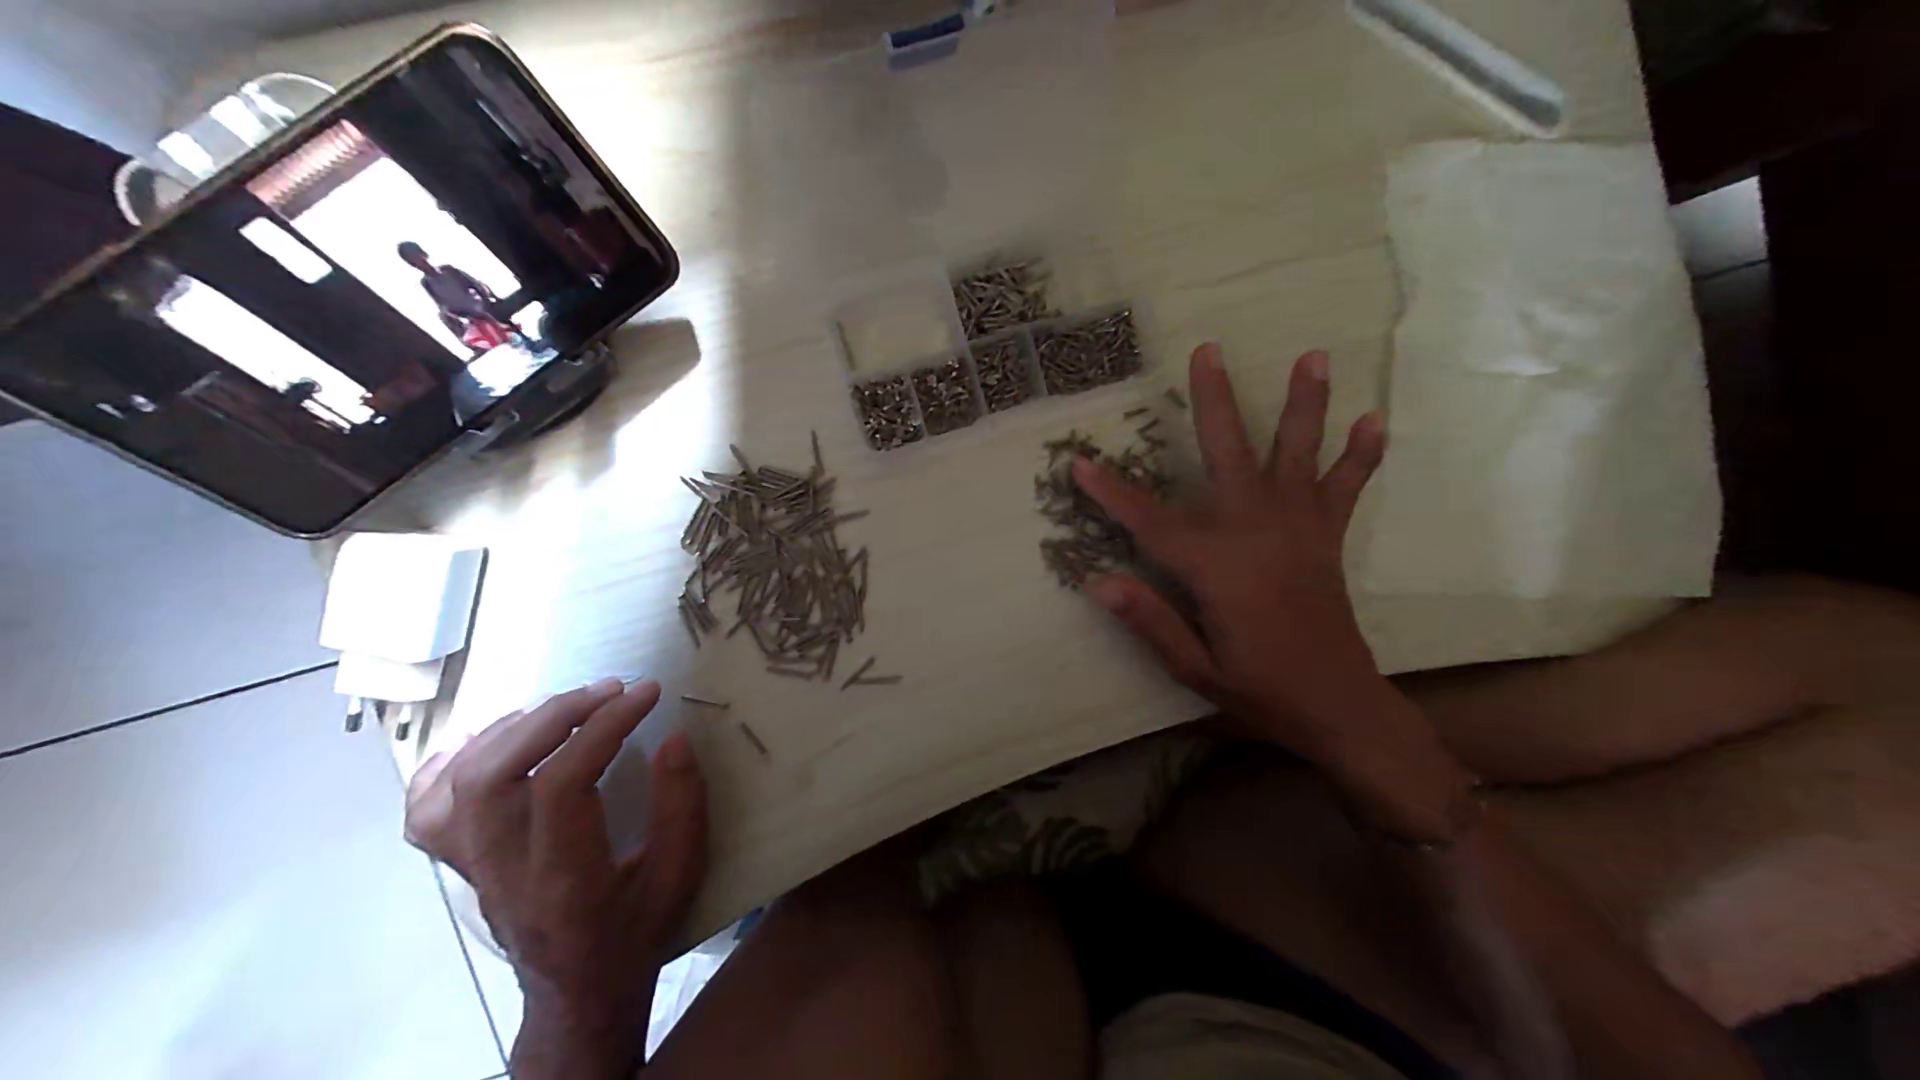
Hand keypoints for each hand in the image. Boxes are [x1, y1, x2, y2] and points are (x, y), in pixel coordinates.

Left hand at [405, 679, 706, 1076]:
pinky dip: (453, 760)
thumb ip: (682, 807)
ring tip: (568, 706)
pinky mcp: (459, 863)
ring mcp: (470, 868)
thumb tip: (674, 738)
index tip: (646, 694)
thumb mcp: (681, 874)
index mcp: (562, 882)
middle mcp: (502, 873)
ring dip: (513, 728)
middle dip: (554, 717)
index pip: (562, 787)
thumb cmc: (636, 932)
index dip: (603, 728)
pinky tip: (497, 738)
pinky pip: (427, 807)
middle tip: (609, 690)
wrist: (577, 993)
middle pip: (494, 777)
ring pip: (457, 785)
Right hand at [1075, 344, 1470, 835]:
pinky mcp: (1327, 540)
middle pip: (1229, 456)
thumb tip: (1099, 583)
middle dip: (1214, 403)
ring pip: (1297, 457)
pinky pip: (1345, 490)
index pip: (1151, 522)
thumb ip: (1150, 621)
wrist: (1340, 707)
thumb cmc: (1260, 691)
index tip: (1080, 462)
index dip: (1111, 493)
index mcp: (1218, 568)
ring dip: (1304, 405)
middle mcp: (1258, 534)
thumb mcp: (1195, 668)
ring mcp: (1299, 531)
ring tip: (1313, 356)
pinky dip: (1359, 457)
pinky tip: (1373, 421)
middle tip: (1208, 352)